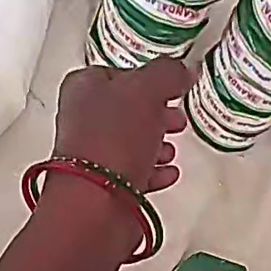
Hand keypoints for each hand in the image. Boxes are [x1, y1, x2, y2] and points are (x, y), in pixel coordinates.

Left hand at [53, 58, 189, 193]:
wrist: (98, 201)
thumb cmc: (115, 138)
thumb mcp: (146, 91)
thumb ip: (168, 74)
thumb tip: (186, 70)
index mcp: (84, 87)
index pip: (120, 73)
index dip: (148, 79)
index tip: (171, 86)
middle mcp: (84, 120)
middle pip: (128, 111)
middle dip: (156, 115)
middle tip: (177, 120)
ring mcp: (93, 156)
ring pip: (131, 144)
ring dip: (156, 145)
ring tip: (171, 149)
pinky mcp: (106, 187)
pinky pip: (135, 175)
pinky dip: (154, 172)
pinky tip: (168, 173)